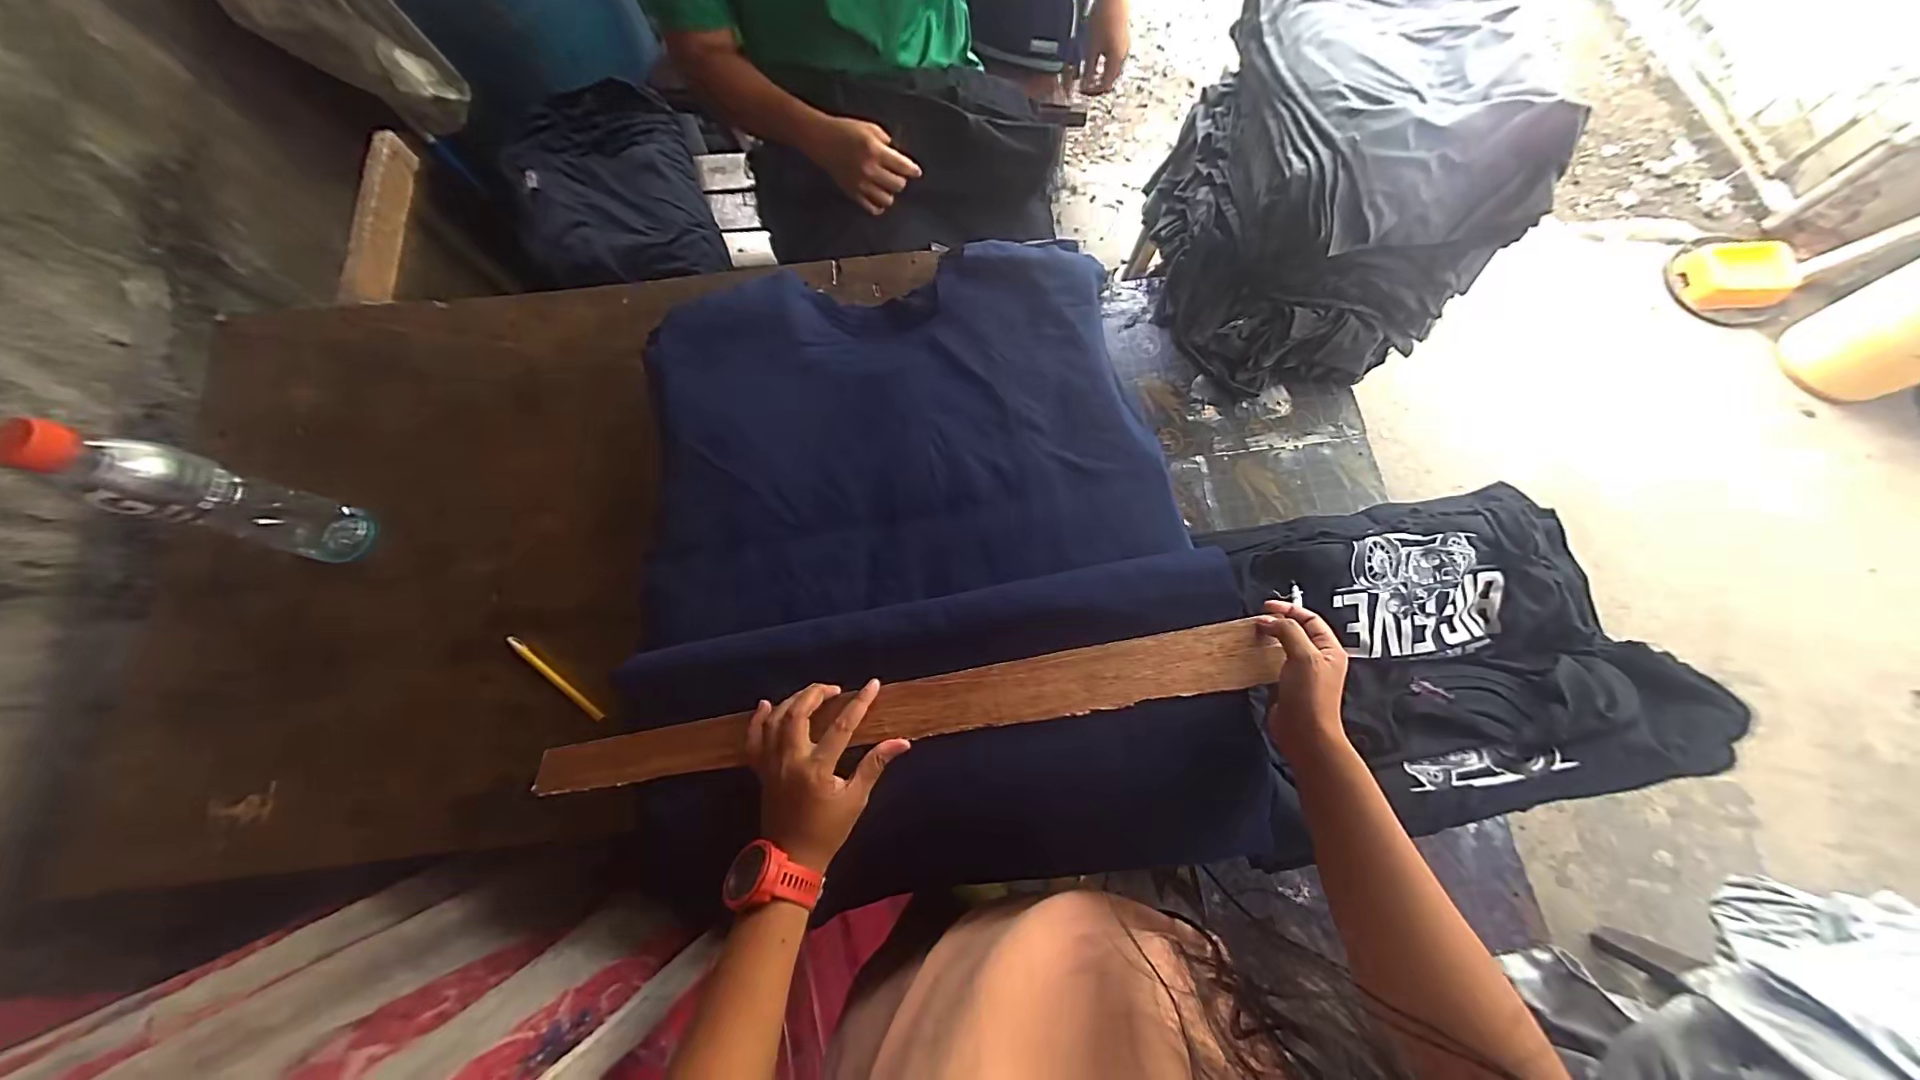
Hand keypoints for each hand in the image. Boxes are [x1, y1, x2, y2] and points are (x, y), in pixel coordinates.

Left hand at [746, 680, 910, 872]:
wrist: (791, 859)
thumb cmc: (827, 831)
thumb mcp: (856, 799)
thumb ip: (875, 765)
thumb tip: (902, 742)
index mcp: (817, 768)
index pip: (842, 725)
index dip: (859, 702)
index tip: (872, 685)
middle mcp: (790, 760)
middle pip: (799, 714)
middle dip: (817, 693)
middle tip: (835, 689)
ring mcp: (771, 764)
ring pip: (776, 720)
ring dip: (793, 701)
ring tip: (812, 694)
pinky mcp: (760, 771)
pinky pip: (753, 739)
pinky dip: (758, 720)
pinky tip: (766, 704)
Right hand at [800, 116, 922, 215]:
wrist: (823, 140)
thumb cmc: (847, 131)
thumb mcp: (870, 128)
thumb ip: (887, 142)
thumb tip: (898, 156)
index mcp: (875, 152)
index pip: (903, 167)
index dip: (913, 171)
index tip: (916, 172)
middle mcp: (870, 170)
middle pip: (898, 185)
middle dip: (901, 179)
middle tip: (896, 174)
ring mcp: (861, 185)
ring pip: (888, 200)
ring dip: (890, 193)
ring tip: (886, 185)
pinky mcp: (853, 194)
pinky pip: (873, 208)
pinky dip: (879, 205)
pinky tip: (878, 197)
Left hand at [1078, 0, 1130, 94]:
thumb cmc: (1103, 18)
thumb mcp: (1092, 48)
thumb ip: (1088, 69)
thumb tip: (1084, 86)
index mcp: (1116, 60)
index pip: (1106, 85)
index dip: (1093, 91)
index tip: (1083, 91)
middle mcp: (1122, 54)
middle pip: (1110, 77)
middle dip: (1098, 84)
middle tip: (1086, 86)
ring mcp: (1123, 45)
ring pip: (1112, 67)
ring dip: (1101, 73)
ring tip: (1089, 75)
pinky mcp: (1121, 36)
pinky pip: (1113, 56)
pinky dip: (1103, 62)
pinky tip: (1096, 58)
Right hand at [1255, 600, 1349, 757]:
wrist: (1304, 734)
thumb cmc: (1311, 699)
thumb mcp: (1303, 657)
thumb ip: (1289, 632)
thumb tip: (1271, 620)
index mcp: (1330, 650)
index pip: (1310, 619)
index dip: (1289, 609)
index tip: (1268, 607)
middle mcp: (1318, 659)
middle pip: (1297, 630)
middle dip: (1278, 621)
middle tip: (1259, 618)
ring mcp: (1302, 671)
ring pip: (1284, 644)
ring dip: (1270, 636)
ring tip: (1255, 632)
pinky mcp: (1288, 683)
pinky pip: (1274, 660)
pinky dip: (1263, 652)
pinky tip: (1255, 653)